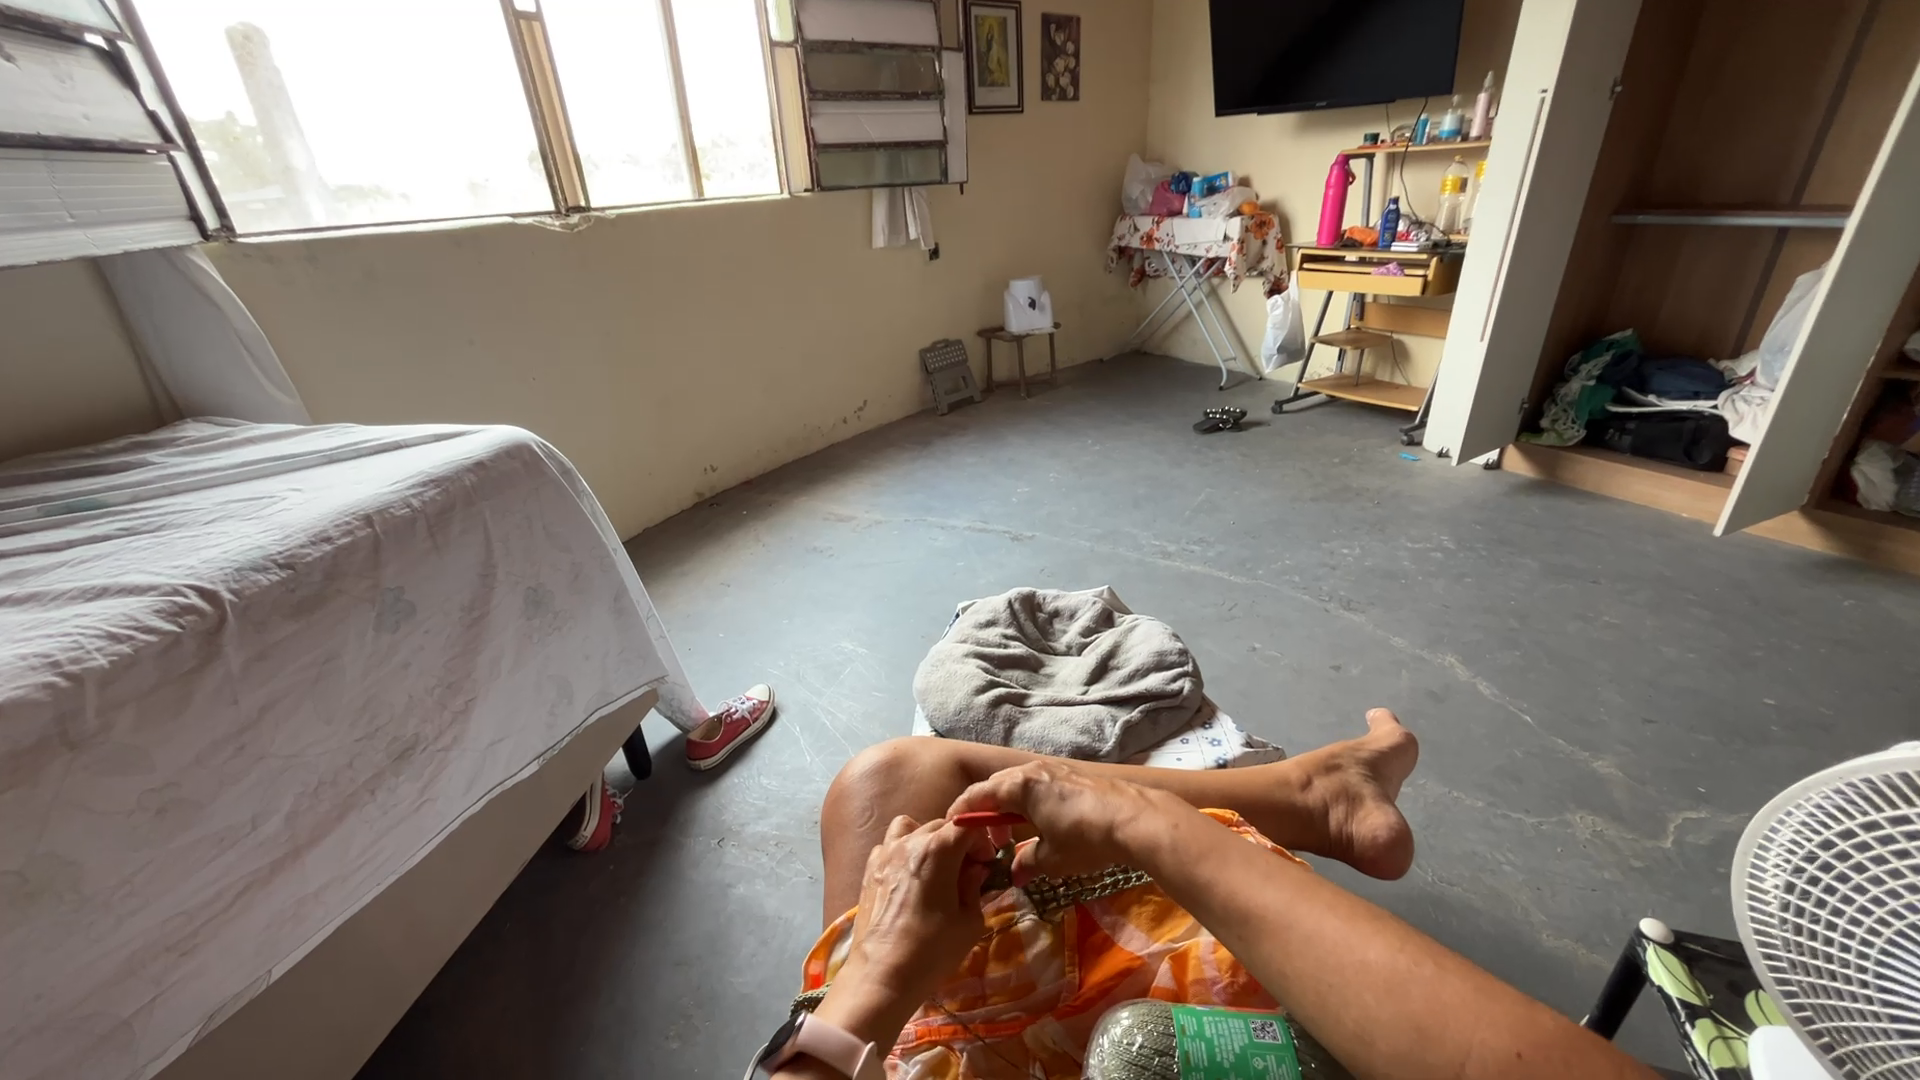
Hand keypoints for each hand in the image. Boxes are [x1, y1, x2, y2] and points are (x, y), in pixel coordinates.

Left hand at [814, 816, 995, 1047]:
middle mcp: (911, 841)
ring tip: (934, 867)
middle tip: (966, 872)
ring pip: (912, 826)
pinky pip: (889, 845)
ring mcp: (886, 853)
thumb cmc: (932, 950)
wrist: (882, 975)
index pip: (968, 825)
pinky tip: (907, 878)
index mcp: (939, 850)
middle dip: (959, 842)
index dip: (982, 840)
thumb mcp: (969, 922)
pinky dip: (902, 851)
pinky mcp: (870, 869)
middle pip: (942, 825)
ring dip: (928, 839)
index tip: (986, 864)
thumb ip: (975, 888)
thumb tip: (974, 871)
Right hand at [946, 760, 1188, 882]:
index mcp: (1019, 786)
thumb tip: (1015, 873)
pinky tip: (1041, 822)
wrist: (1134, 819)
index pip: (978, 795)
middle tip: (988, 838)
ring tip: (1016, 833)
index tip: (951, 827)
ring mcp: (1055, 770)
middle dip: (987, 810)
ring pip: (1020, 784)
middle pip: (997, 785)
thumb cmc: (1085, 838)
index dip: (963, 811)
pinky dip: (1030, 801)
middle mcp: (1032, 771)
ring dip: (1010, 806)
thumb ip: (1027, 862)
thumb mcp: (1052, 859)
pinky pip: (1039, 785)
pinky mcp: (1073, 776)